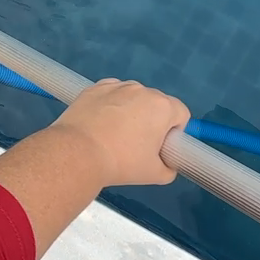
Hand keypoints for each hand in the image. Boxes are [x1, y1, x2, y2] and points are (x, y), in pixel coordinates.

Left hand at [50, 79, 188, 187]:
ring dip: (130, 110)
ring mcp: (115, 85)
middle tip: (136, 143)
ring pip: (132, 97)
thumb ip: (170, 167)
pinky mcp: (93, 87)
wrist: (78, 152)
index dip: (174, 131)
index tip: (159, 146)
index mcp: (161, 106)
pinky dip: (109, 104)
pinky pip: (110, 94)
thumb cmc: (121, 162)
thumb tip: (165, 163)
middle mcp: (140, 89)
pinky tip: (100, 122)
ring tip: (114, 133)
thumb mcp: (156, 174)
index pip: (181, 113)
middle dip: (151, 120)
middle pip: (155, 103)